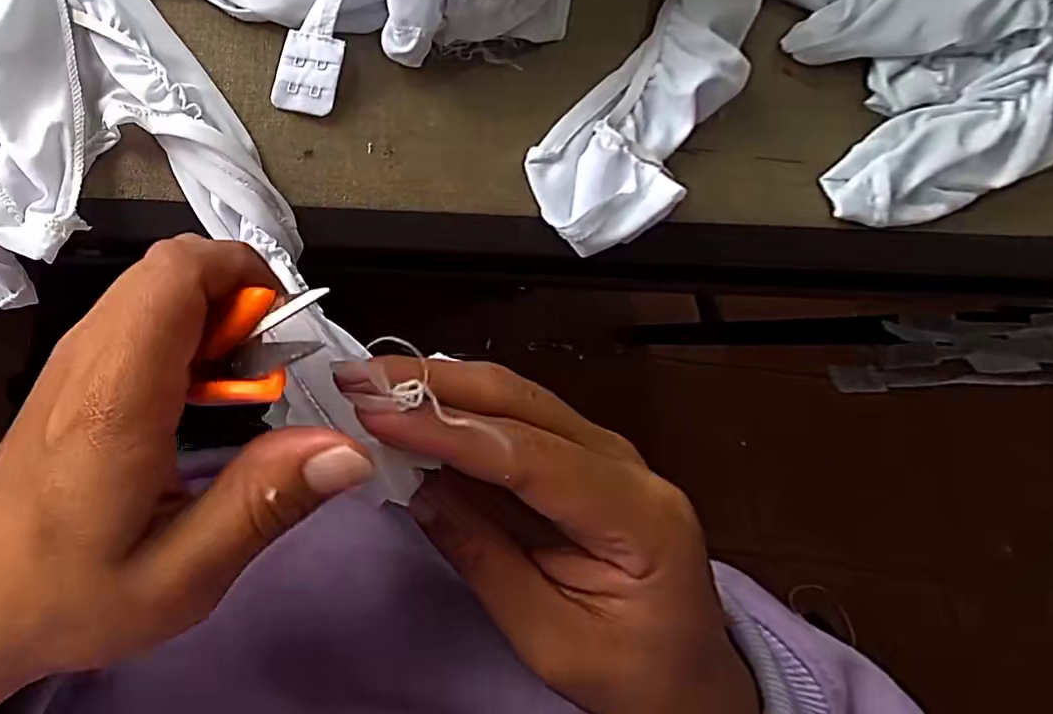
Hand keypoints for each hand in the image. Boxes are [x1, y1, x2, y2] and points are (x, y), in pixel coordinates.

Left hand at [0, 236, 375, 713]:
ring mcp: (78, 348)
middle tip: (259, 362)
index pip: (179, 270)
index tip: (276, 334)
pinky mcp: (77, 358)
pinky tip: (195, 386)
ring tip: (231, 377)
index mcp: (117, 393)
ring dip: (213, 307)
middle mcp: (92, 350)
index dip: (243, 274)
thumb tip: (347, 452)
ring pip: (160, 278)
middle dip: (236, 291)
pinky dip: (186, 321)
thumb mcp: (181, 575)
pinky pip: (142, 304)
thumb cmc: (71, 592)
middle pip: (175, 261)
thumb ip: (264, 504)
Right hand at [338, 356, 756, 713]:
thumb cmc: (637, 673)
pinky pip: (508, 411)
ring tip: (372, 382)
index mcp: (638, 514)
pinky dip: (454, 402)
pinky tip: (411, 400)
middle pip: (517, 398)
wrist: (691, 674)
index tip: (379, 416)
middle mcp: (622, 460)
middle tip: (361, 378)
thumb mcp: (554, 641)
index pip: (527, 453)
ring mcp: (599, 445)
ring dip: (436, 383)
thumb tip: (419, 488)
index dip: (447, 428)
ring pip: (509, 392)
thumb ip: (486, 560)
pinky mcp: (573, 446)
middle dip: (431, 382)